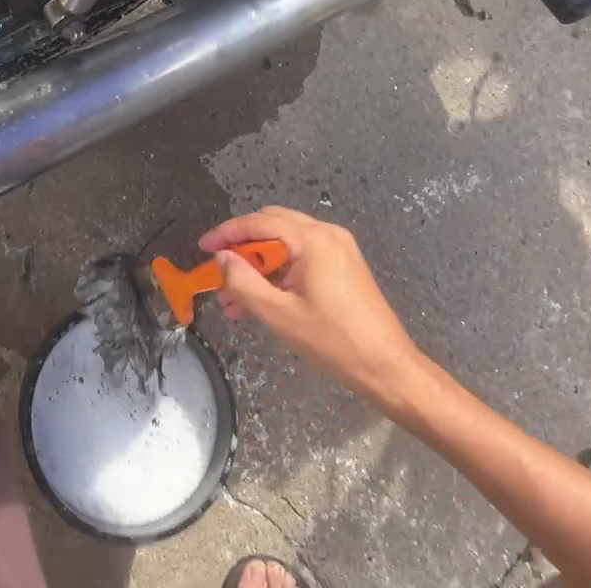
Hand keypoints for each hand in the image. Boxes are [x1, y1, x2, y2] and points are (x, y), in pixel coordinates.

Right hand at [199, 206, 426, 407]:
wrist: (387, 368)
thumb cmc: (334, 341)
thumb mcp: (279, 314)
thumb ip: (243, 282)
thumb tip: (222, 258)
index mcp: (314, 240)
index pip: (259, 222)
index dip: (226, 233)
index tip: (202, 247)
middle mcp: (327, 235)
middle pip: (272, 226)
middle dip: (241, 248)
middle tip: (217, 270)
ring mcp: (338, 250)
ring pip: (284, 245)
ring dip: (257, 266)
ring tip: (232, 298)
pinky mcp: (341, 267)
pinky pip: (300, 259)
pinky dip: (277, 274)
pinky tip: (258, 301)